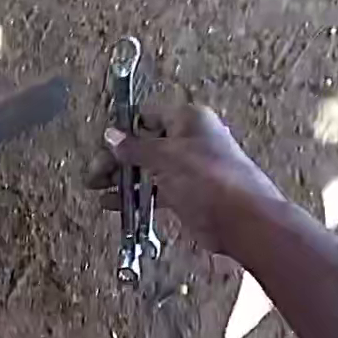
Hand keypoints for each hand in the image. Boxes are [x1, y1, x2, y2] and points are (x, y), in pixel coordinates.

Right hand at [85, 104, 286, 254]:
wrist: (243, 221)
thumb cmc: (210, 180)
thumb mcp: (165, 157)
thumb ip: (134, 147)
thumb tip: (111, 136)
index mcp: (188, 120)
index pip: (145, 116)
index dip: (123, 129)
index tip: (103, 144)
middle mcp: (187, 140)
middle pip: (141, 144)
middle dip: (115, 158)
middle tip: (94, 173)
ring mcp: (186, 168)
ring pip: (144, 168)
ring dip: (120, 178)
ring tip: (96, 188)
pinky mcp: (185, 192)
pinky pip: (151, 190)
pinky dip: (132, 195)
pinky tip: (112, 203)